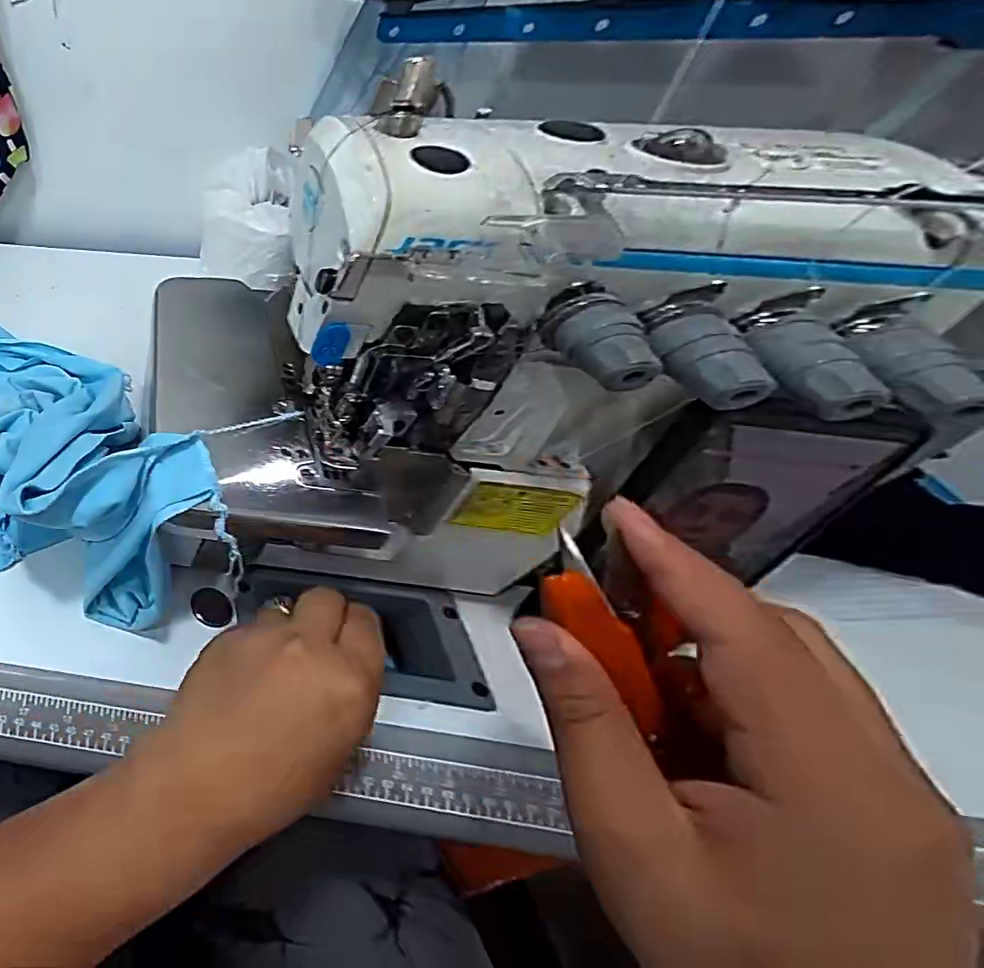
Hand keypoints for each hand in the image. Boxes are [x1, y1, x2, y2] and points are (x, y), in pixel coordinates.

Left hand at [125, 588, 385, 845]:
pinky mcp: (226, 635)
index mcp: (348, 679)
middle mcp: (306, 646)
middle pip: (325, 598)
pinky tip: (245, 672)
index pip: (366, 622)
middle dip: (326, 613)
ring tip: (276, 661)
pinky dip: (254, 641)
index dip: (359, 628)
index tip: (354, 637)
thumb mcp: (338, 750)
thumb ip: (347, 698)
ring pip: (283, 608)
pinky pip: (250, 626)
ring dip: (286, 628)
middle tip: (319, 639)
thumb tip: (342, 679)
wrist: (205, 776)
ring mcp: (262, 636)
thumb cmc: (273, 784)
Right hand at [514, 498, 975, 967]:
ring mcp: (899, 795)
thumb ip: (586, 721)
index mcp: (829, 775)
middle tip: (594, 601)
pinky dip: (727, 692)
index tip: (619, 513)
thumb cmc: (724, 952)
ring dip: (700, 648)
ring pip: (796, 673)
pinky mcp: (889, 813)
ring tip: (623, 669)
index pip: (745, 631)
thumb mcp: (627, 836)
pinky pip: (804, 714)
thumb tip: (538, 629)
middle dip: (682, 602)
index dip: (675, 562)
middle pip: (782, 640)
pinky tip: (676, 726)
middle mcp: (885, 770)